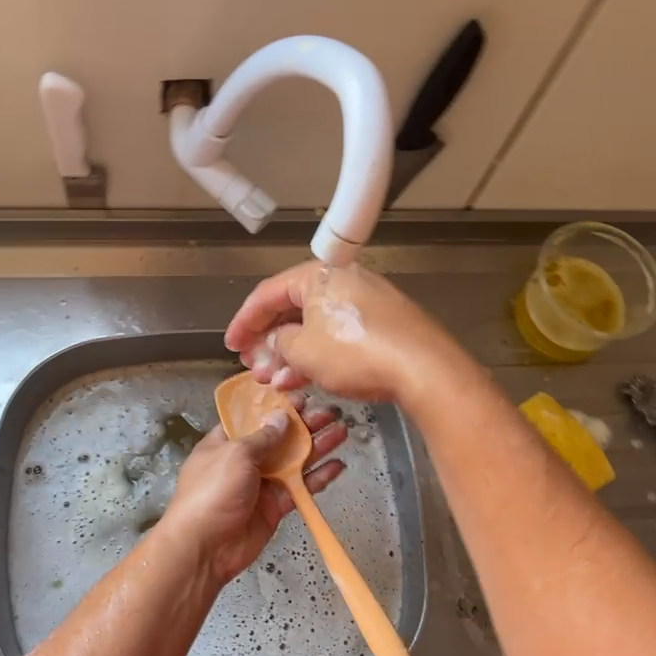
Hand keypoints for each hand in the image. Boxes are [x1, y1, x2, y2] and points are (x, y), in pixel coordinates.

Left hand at [155, 394, 347, 586]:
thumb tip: (282, 418)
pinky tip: (338, 466)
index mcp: (226, 442)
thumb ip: (262, 437)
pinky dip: (319, 477)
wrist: (205, 547)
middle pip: (280, 437)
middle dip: (304, 424)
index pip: (254, 418)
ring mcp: (262, 483)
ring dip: (317, 446)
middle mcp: (245, 460)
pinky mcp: (276, 505)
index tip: (302, 397)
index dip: (277, 407)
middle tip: (330, 413)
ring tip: (342, 431)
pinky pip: (301, 487)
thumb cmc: (212, 492)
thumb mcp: (234, 454)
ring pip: (295, 460)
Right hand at [223, 261, 464, 404]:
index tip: (231, 345)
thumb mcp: (304, 351)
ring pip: (316, 326)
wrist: (423, 368)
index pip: (267, 293)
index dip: (244, 322)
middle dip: (268, 341)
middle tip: (253, 365)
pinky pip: (339, 336)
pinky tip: (305, 380)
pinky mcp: (383, 325)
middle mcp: (342, 280)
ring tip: (274, 380)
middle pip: (293, 308)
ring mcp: (366, 302)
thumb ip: (278, 343)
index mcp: (318, 274)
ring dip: (291, 354)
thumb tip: (271, 343)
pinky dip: (318, 356)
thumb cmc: (357, 353)